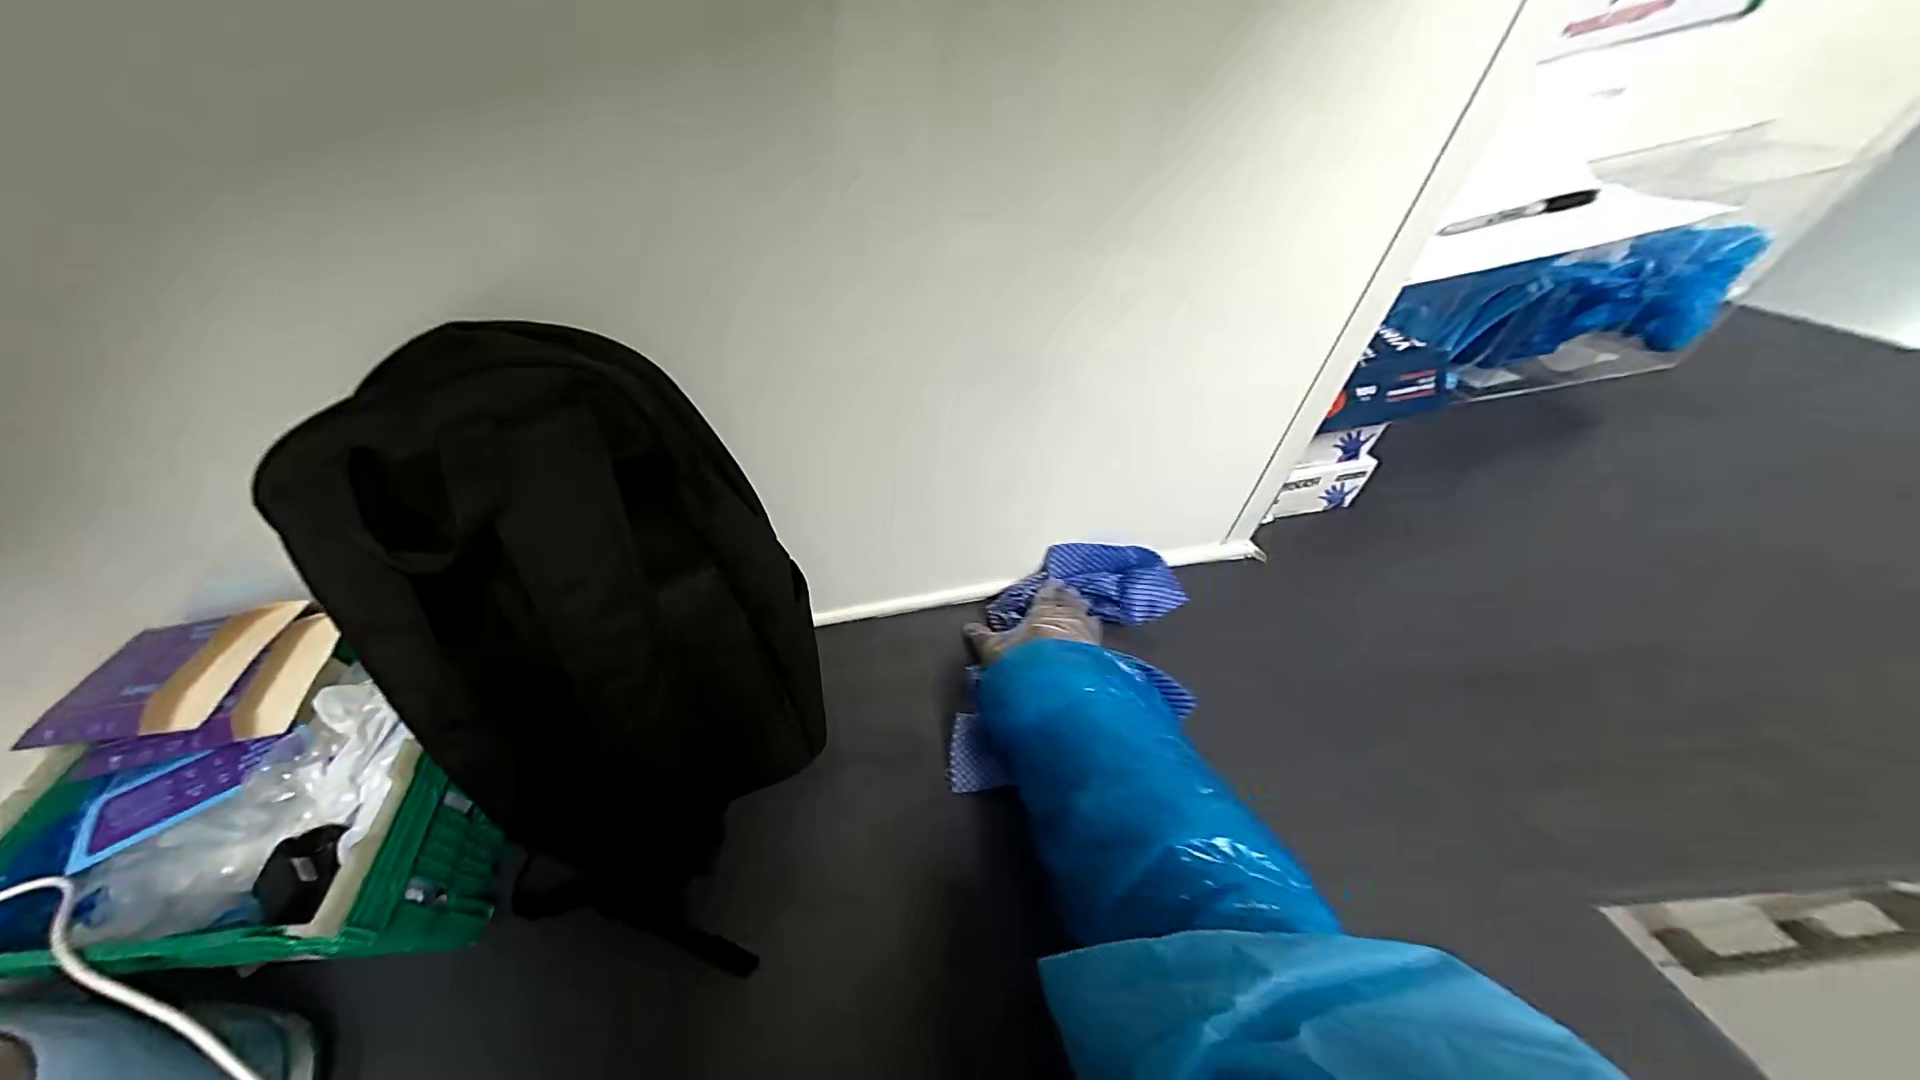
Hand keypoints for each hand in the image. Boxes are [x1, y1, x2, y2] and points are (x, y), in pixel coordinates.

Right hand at [964, 580, 1100, 665]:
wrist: (1057, 684)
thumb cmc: (1024, 660)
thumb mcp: (996, 650)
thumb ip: (983, 638)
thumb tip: (969, 628)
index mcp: (1043, 610)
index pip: (1047, 594)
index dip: (1049, 587)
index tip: (1053, 581)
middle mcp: (1067, 616)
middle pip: (1071, 601)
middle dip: (1069, 596)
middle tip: (1070, 591)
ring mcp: (1085, 632)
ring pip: (1087, 615)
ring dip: (1084, 611)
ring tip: (1083, 610)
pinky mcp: (1098, 650)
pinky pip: (1096, 634)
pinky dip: (1093, 631)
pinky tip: (1092, 635)